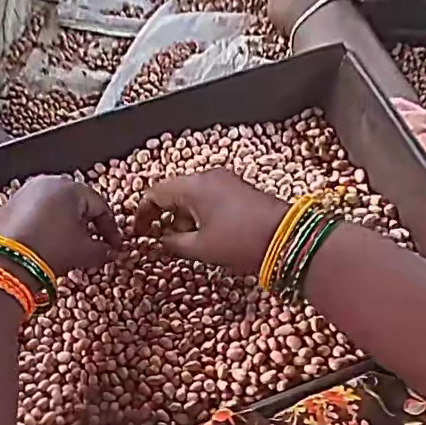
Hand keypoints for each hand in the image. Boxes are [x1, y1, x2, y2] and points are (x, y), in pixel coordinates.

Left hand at [0, 175, 119, 277]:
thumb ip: (102, 250)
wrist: (5, 261)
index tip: (115, 247)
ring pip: (55, 208)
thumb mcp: (83, 252)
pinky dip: (47, 227)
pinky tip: (48, 245)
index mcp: (70, 187)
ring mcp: (26, 192)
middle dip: (88, 226)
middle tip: (94, 246)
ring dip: (67, 226)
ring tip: (71, 248)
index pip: (100, 206)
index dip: (111, 230)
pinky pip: (36, 214)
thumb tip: (110, 252)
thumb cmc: (50, 250)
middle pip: (77, 204)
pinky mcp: (9, 205)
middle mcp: (47, 182)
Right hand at [134, 170, 288, 276]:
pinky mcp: (239, 191)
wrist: (286, 238)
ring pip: (192, 196)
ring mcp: (226, 182)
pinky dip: (199, 215)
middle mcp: (208, 177)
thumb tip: (160, 240)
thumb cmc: (238, 241)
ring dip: (182, 218)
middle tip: (159, 240)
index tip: (139, 233)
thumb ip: (172, 242)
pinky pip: (209, 199)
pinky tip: (204, 236)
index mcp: (193, 186)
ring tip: (184, 242)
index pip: (155, 193)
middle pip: (174, 192)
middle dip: (163, 216)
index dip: (143, 213)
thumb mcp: (199, 248)